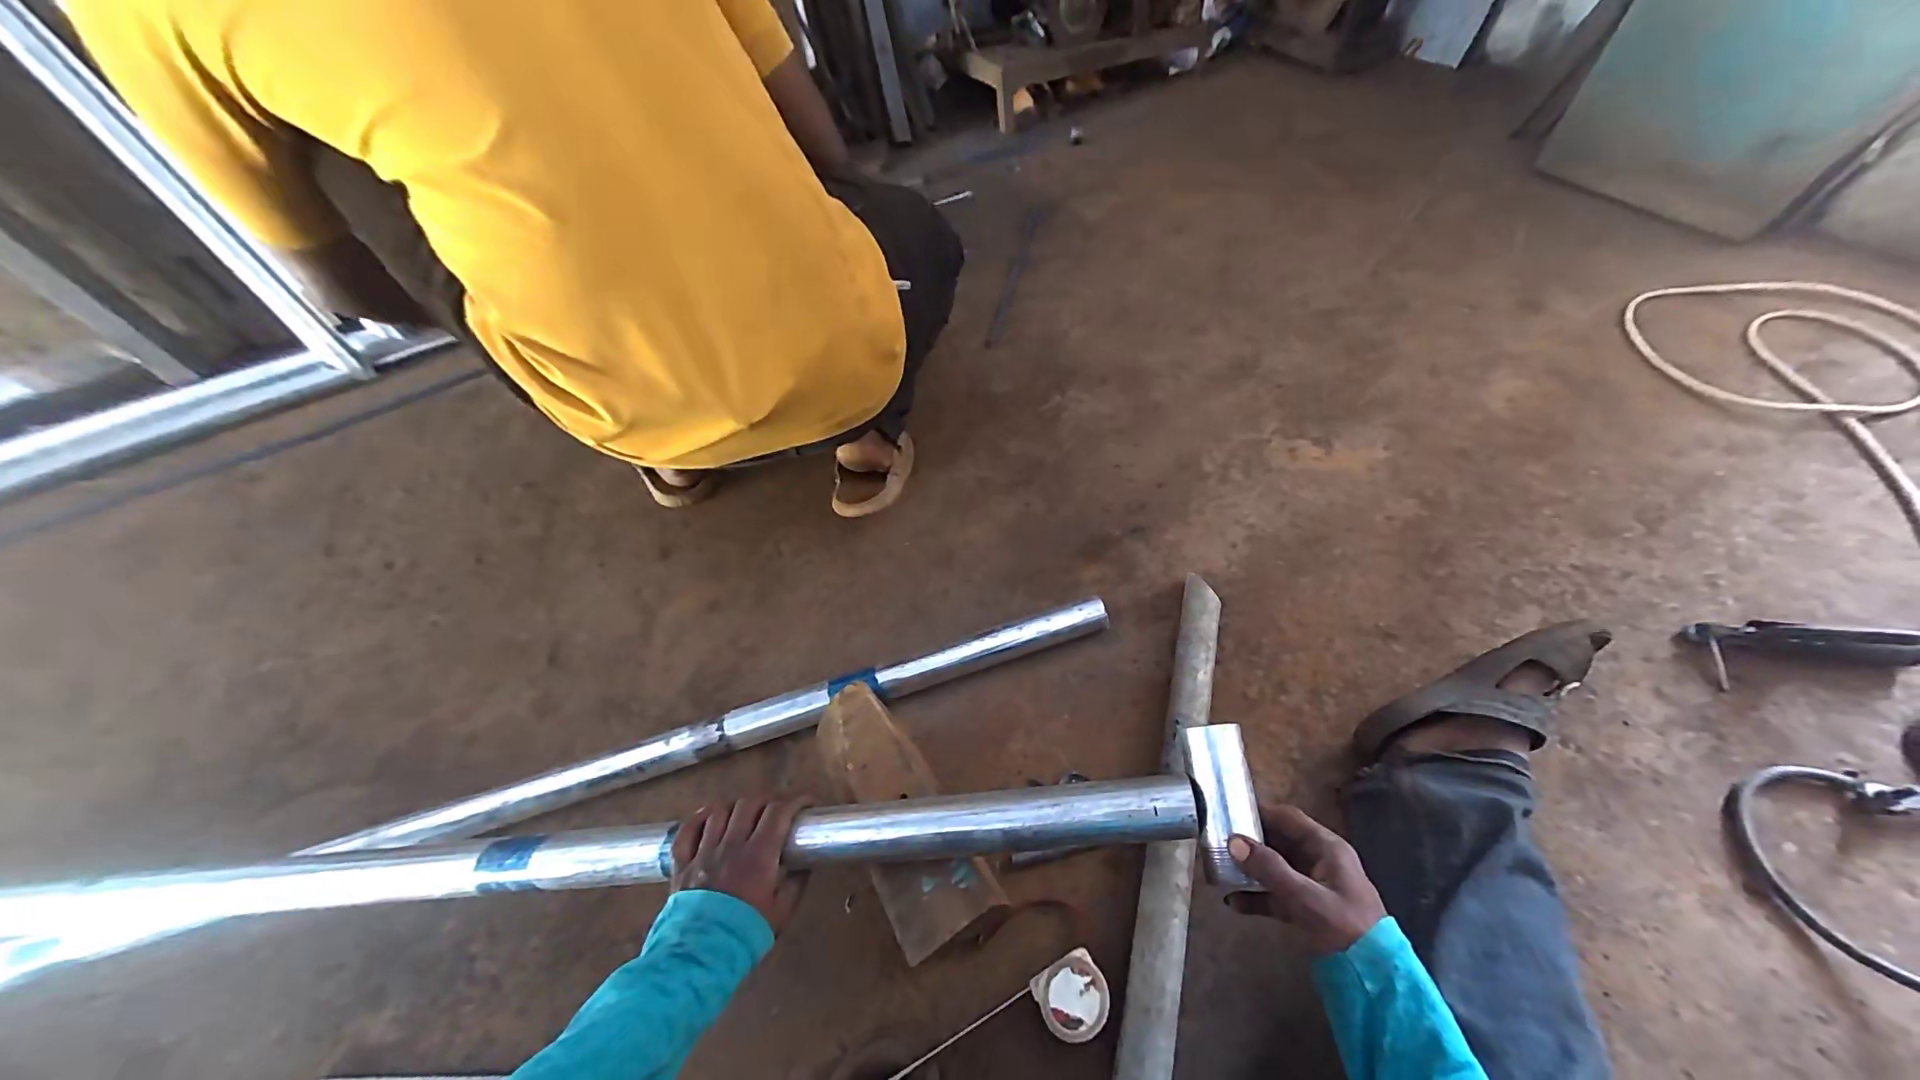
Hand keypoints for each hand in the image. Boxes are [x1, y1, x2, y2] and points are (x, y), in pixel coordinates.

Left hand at [670, 796, 812, 934]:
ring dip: (737, 806)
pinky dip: (699, 817)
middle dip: (768, 800)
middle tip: (778, 809)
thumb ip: (796, 883)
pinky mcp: (682, 864)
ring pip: (720, 811)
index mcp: (758, 855)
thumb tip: (805, 862)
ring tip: (747, 813)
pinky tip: (711, 815)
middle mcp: (730, 846)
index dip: (796, 801)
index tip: (807, 803)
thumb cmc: (745, 935)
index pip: (779, 812)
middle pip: (750, 804)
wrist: (700, 959)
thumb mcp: (782, 912)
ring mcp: (703, 852)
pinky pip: (687, 830)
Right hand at [1224, 804, 1386, 954]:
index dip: (1259, 812)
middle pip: (1278, 841)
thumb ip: (1270, 868)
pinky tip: (1233, 902)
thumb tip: (1234, 841)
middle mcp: (1320, 861)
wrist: (1375, 981)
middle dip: (1248, 842)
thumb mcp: (1306, 897)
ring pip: (1274, 868)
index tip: (1228, 811)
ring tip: (1219, 870)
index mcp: (1327, 848)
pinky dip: (1256, 896)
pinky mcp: (1307, 909)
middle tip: (1216, 840)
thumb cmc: (1346, 928)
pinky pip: (1276, 894)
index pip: (1288, 818)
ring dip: (1249, 870)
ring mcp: (1313, 885)